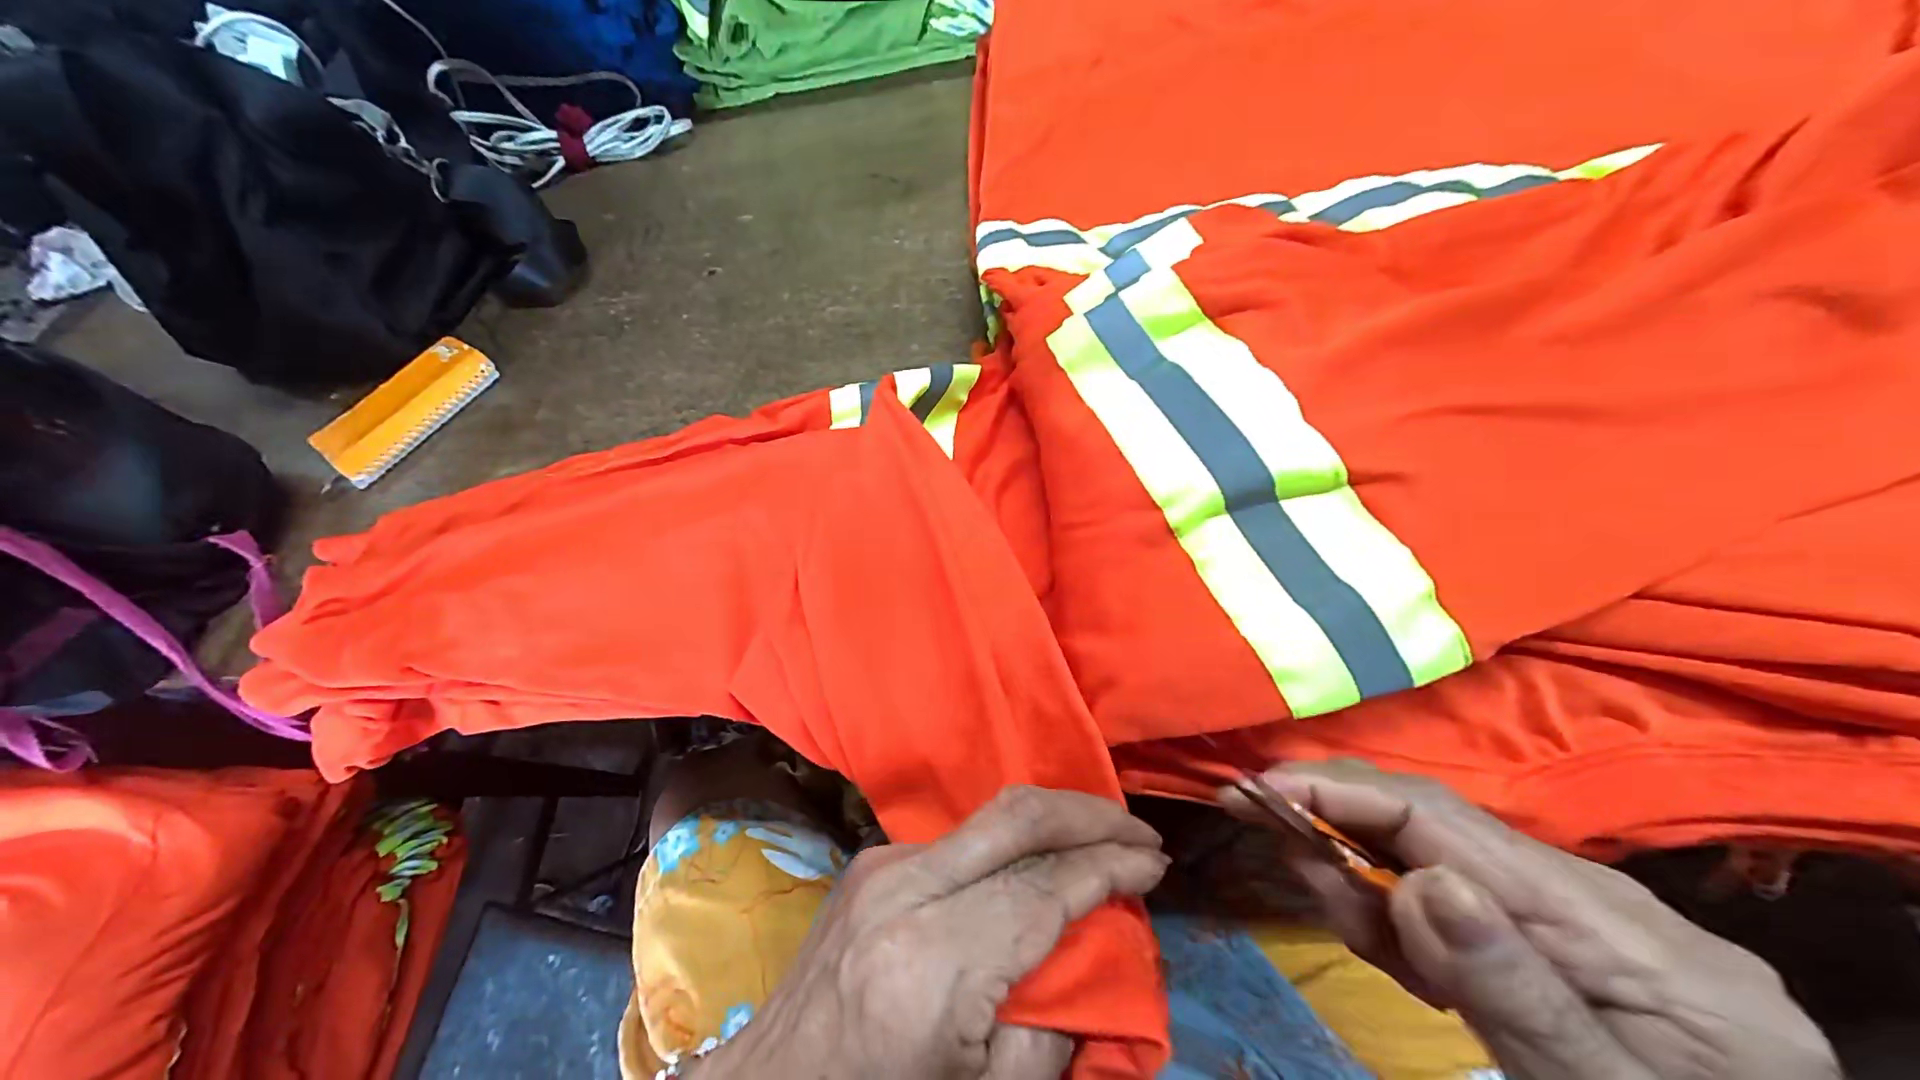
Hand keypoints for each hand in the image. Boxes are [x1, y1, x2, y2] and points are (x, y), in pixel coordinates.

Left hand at [697, 785, 1168, 1078]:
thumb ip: (1052, 1028)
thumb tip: (1097, 950)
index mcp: (931, 963)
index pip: (1042, 891)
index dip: (1107, 869)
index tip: (1153, 864)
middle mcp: (904, 892)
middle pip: (1016, 821)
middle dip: (1089, 814)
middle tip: (1138, 830)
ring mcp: (882, 866)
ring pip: (989, 815)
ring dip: (1056, 815)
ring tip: (1103, 832)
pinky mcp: (873, 859)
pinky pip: (961, 836)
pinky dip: (1014, 836)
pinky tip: (1041, 852)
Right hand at [1226, 761, 1839, 1079]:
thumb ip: (1520, 994)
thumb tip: (1425, 880)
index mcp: (1626, 934)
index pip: (1451, 825)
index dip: (1341, 793)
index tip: (1254, 790)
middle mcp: (1602, 902)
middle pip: (1436, 827)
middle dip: (1343, 834)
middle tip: (1288, 868)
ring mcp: (1585, 921)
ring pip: (1437, 857)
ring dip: (1374, 887)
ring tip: (1377, 954)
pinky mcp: (1563, 944)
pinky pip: (1460, 900)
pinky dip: (1410, 920)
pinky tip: (1417, 968)